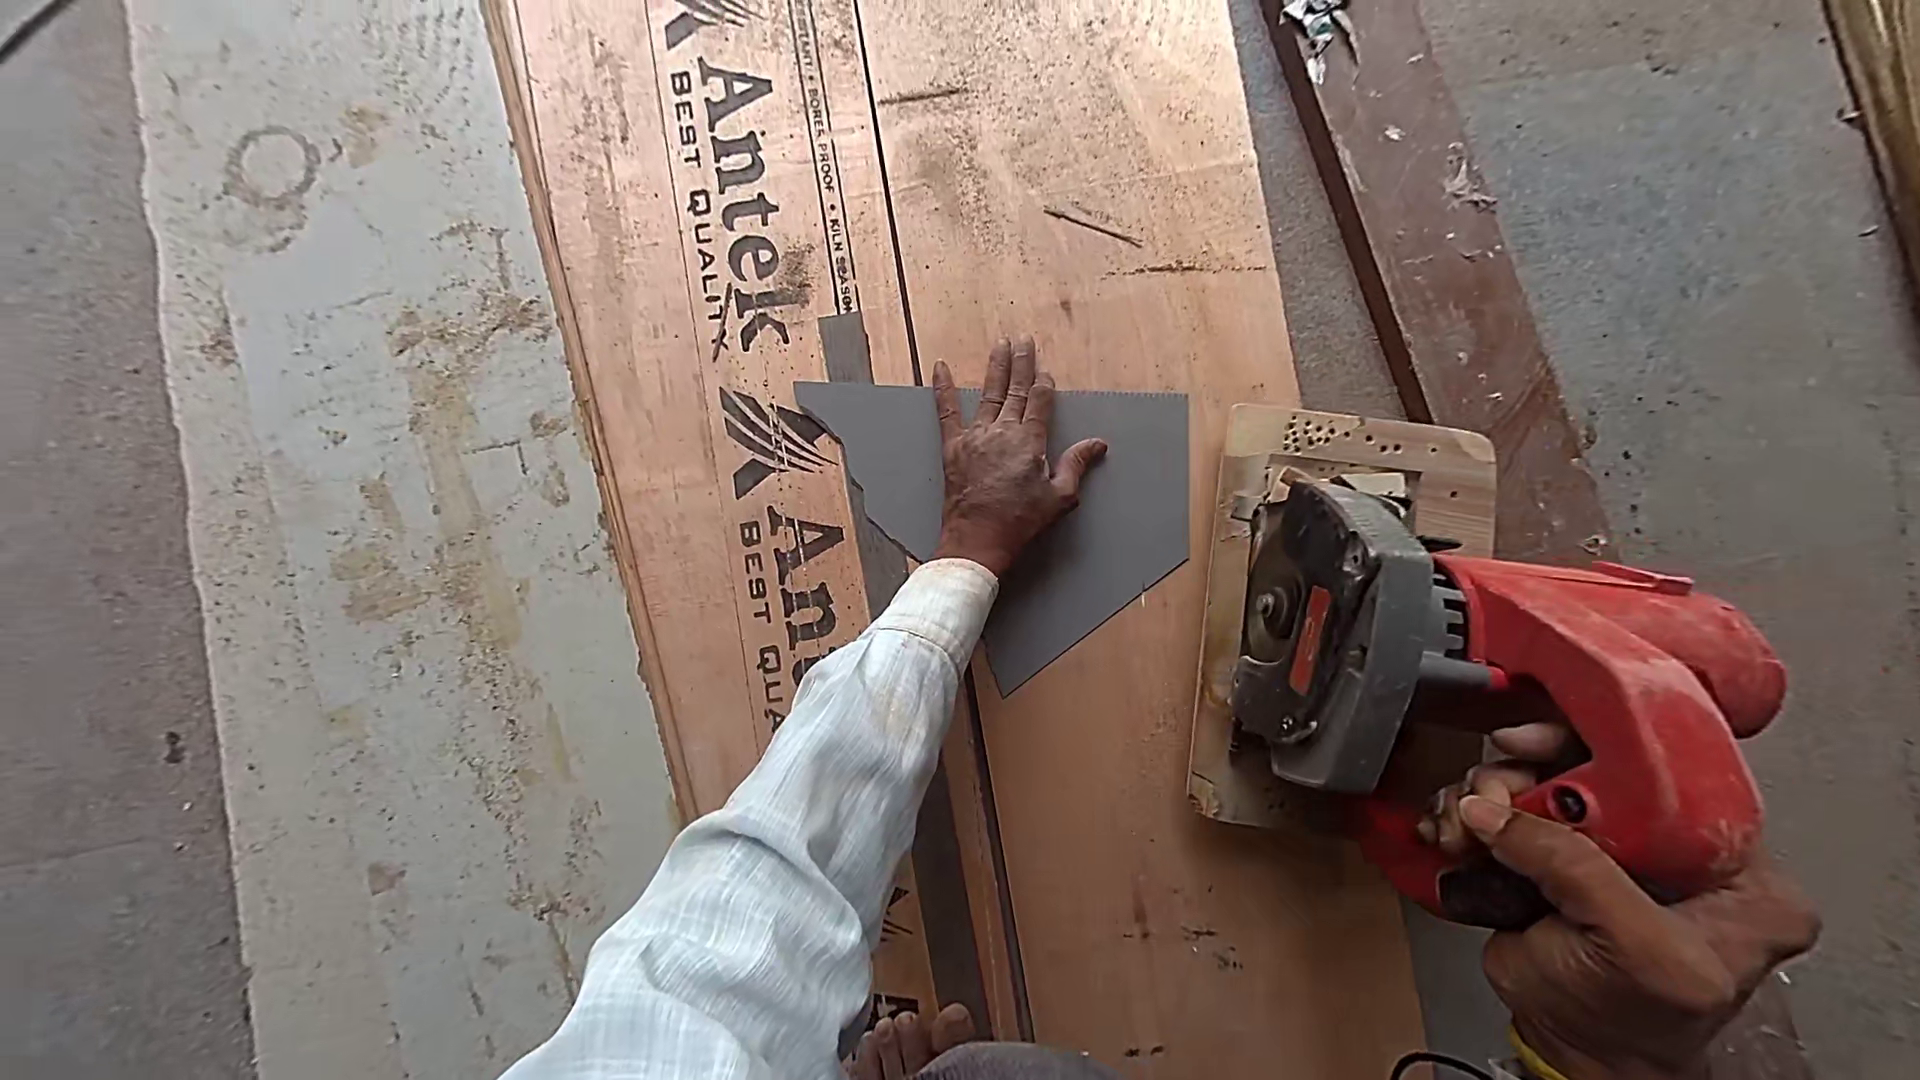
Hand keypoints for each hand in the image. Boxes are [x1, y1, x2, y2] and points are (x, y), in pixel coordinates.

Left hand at [930, 336, 1105, 576]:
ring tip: (1000, 345)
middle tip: (1024, 341)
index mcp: (1031, 441)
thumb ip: (1076, 464)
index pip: (1040, 402)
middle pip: (1016, 390)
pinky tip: (940, 368)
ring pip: (989, 393)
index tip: (1046, 372)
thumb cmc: (1019, 521)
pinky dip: (943, 388)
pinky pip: (947, 411)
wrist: (979, 538)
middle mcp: (1003, 431)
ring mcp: (976, 436)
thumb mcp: (1059, 496)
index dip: (1045, 385)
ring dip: (996, 367)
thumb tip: (1097, 444)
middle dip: (1022, 364)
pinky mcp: (953, 447)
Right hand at [1424, 725, 1819, 1079]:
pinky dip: (1454, 816)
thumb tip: (1487, 810)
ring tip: (1459, 840)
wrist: (1577, 1045)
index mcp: (1724, 866)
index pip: (1656, 770)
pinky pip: (1484, 807)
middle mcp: (1654, 841)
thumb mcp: (1639, 951)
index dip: (1583, 746)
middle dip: (1509, 781)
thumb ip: (1578, 872)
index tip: (1521, 746)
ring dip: (1472, 803)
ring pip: (1513, 782)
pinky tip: (1448, 839)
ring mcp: (1587, 843)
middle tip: (1485, 808)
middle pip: (1565, 766)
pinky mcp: (1534, 849)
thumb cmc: (1636, 1017)